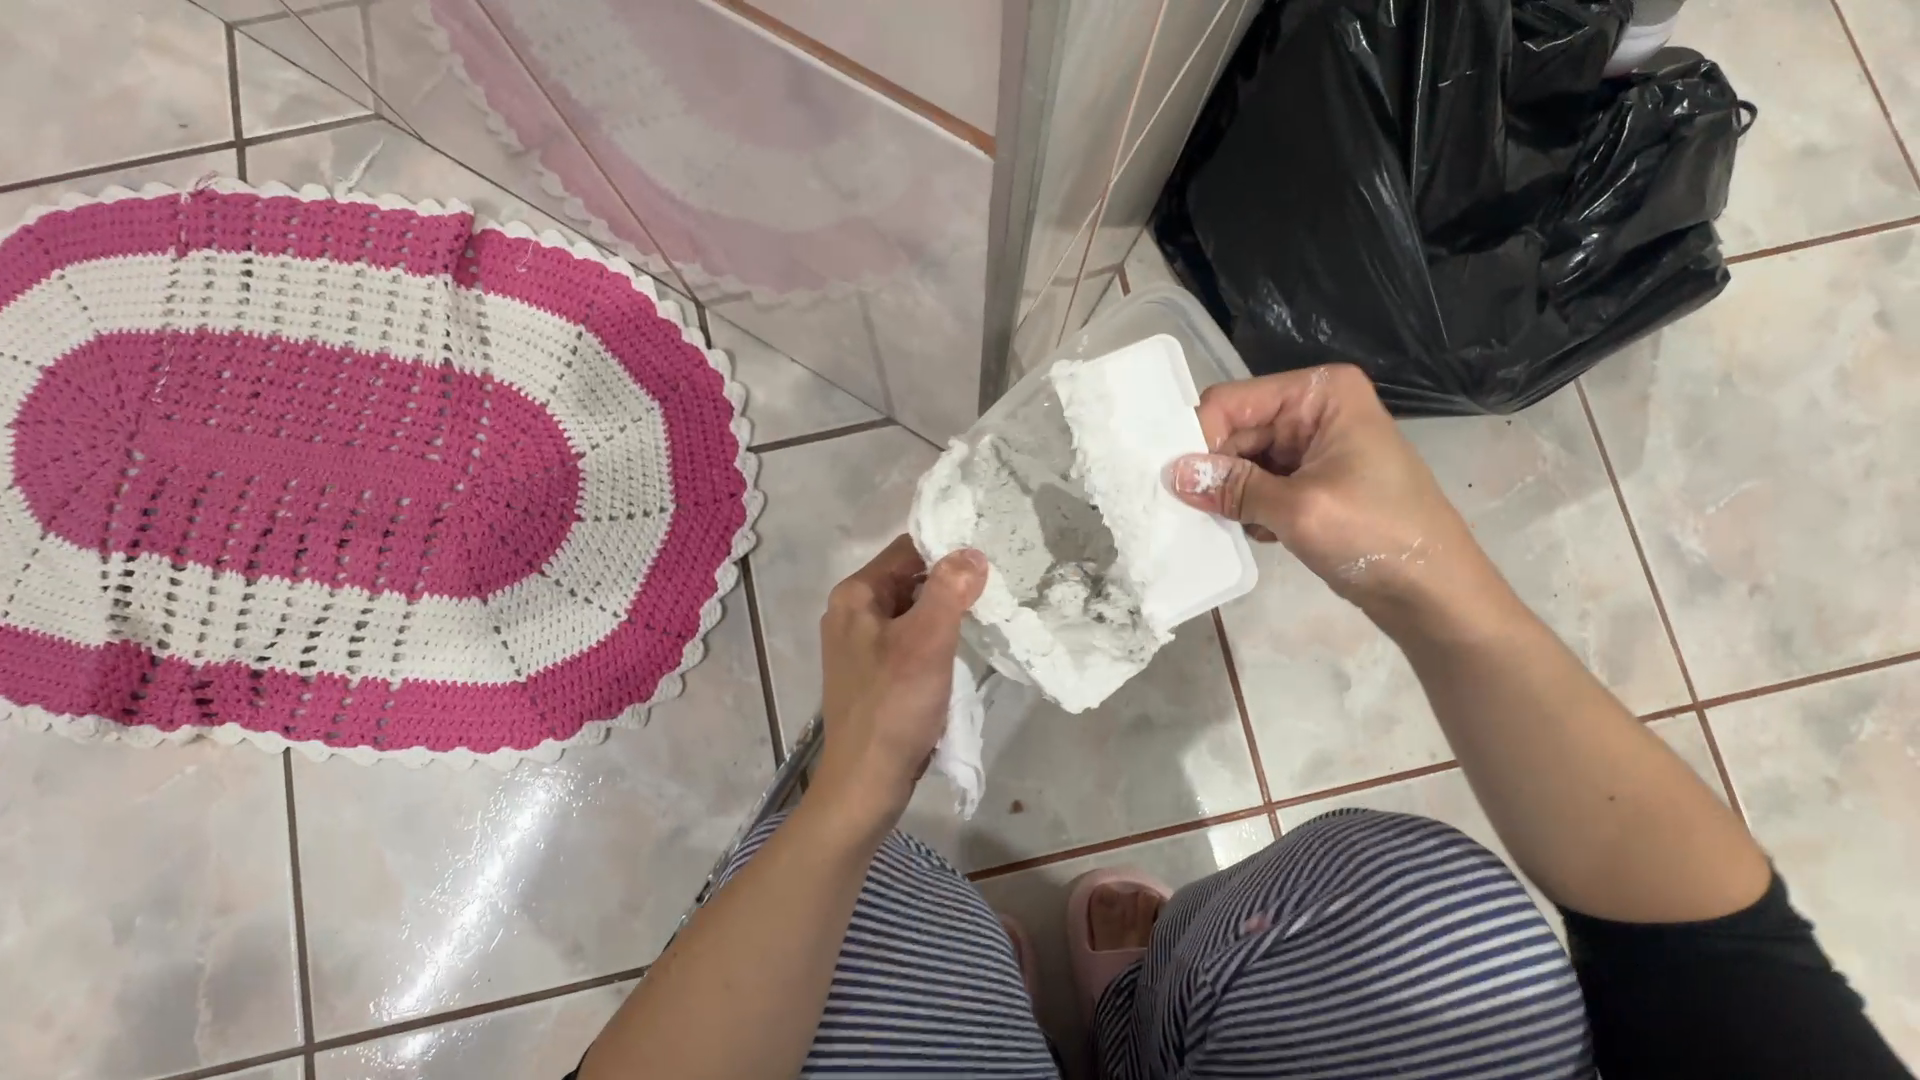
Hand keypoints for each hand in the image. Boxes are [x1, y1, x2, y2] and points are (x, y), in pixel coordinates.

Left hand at [809, 535, 987, 831]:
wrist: (867, 780)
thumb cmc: (894, 704)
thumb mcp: (927, 640)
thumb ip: (948, 589)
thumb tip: (971, 553)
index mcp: (855, 596)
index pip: (907, 550)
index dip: (947, 550)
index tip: (989, 558)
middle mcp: (852, 614)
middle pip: (909, 579)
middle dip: (949, 583)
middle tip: (995, 587)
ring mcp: (861, 646)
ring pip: (912, 612)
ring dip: (946, 613)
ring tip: (986, 615)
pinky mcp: (874, 674)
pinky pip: (909, 641)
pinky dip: (935, 640)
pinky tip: (961, 650)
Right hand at [1164, 365, 1495, 623]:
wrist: (1433, 592)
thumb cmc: (1376, 537)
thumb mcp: (1297, 509)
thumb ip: (1232, 488)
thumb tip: (1171, 474)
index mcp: (1319, 394)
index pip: (1231, 402)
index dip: (1202, 440)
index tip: (1180, 484)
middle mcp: (1313, 409)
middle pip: (1234, 430)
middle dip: (1216, 471)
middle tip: (1202, 512)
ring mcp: (1312, 446)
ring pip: (1241, 461)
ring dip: (1233, 496)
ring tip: (1246, 526)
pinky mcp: (1311, 480)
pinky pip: (1257, 484)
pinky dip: (1250, 509)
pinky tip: (1266, 533)